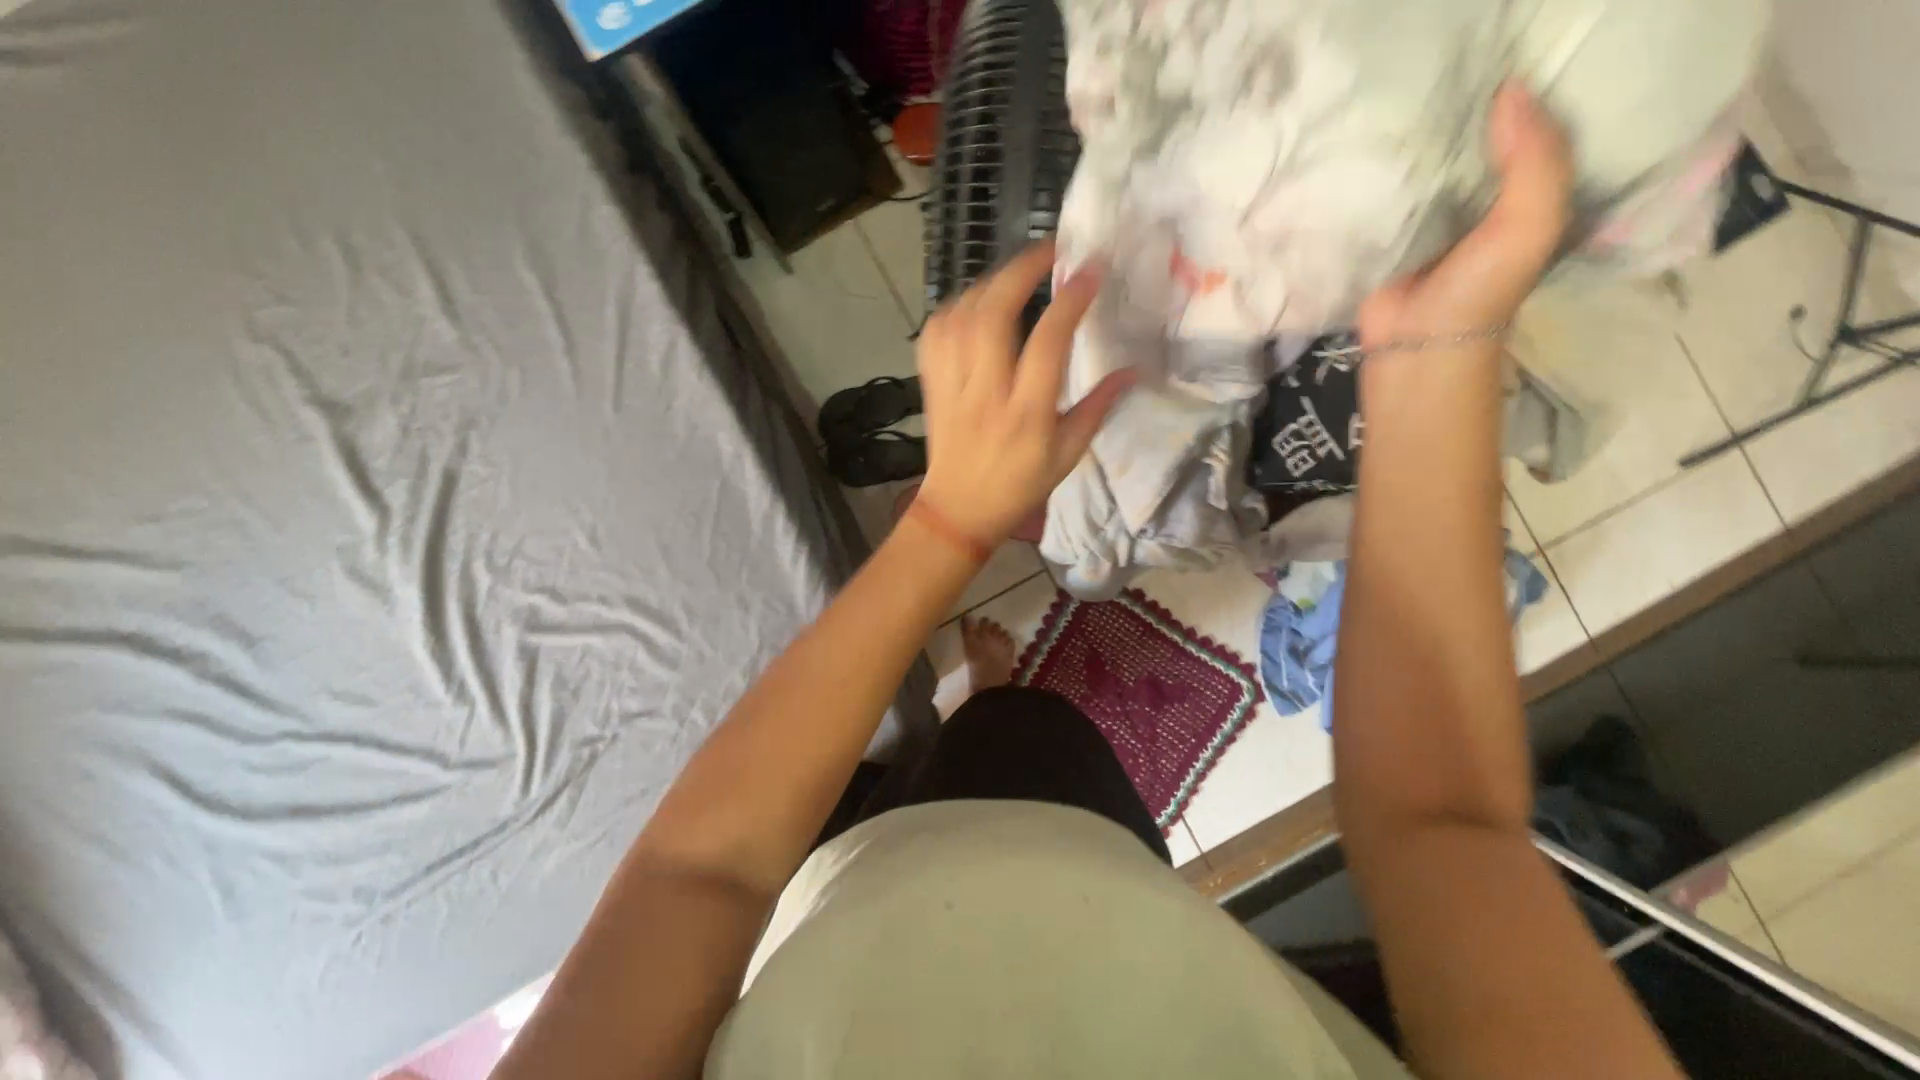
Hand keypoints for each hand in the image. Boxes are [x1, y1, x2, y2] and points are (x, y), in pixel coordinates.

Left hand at [914, 238, 1136, 547]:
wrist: (958, 511)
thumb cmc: (1019, 486)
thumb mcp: (1068, 456)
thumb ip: (1097, 409)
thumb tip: (1132, 371)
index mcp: (1026, 413)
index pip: (1047, 343)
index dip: (1069, 301)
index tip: (1090, 270)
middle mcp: (985, 392)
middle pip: (993, 316)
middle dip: (1021, 272)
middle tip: (1048, 252)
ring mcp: (952, 386)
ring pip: (961, 317)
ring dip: (989, 284)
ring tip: (1016, 274)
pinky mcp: (930, 384)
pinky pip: (935, 332)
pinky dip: (955, 307)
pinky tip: (976, 302)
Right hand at [1358, 83, 1573, 348]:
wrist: (1416, 351)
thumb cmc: (1479, 293)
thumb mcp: (1530, 224)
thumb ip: (1534, 161)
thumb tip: (1510, 90)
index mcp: (1518, 194)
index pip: (1519, 130)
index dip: (1510, 97)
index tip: (1482, 63)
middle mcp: (1472, 200)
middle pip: (1463, 142)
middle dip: (1450, 113)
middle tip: (1426, 77)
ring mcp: (1422, 217)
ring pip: (1417, 164)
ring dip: (1404, 140)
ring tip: (1386, 100)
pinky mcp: (1379, 234)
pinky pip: (1375, 193)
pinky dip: (1368, 172)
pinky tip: (1358, 144)